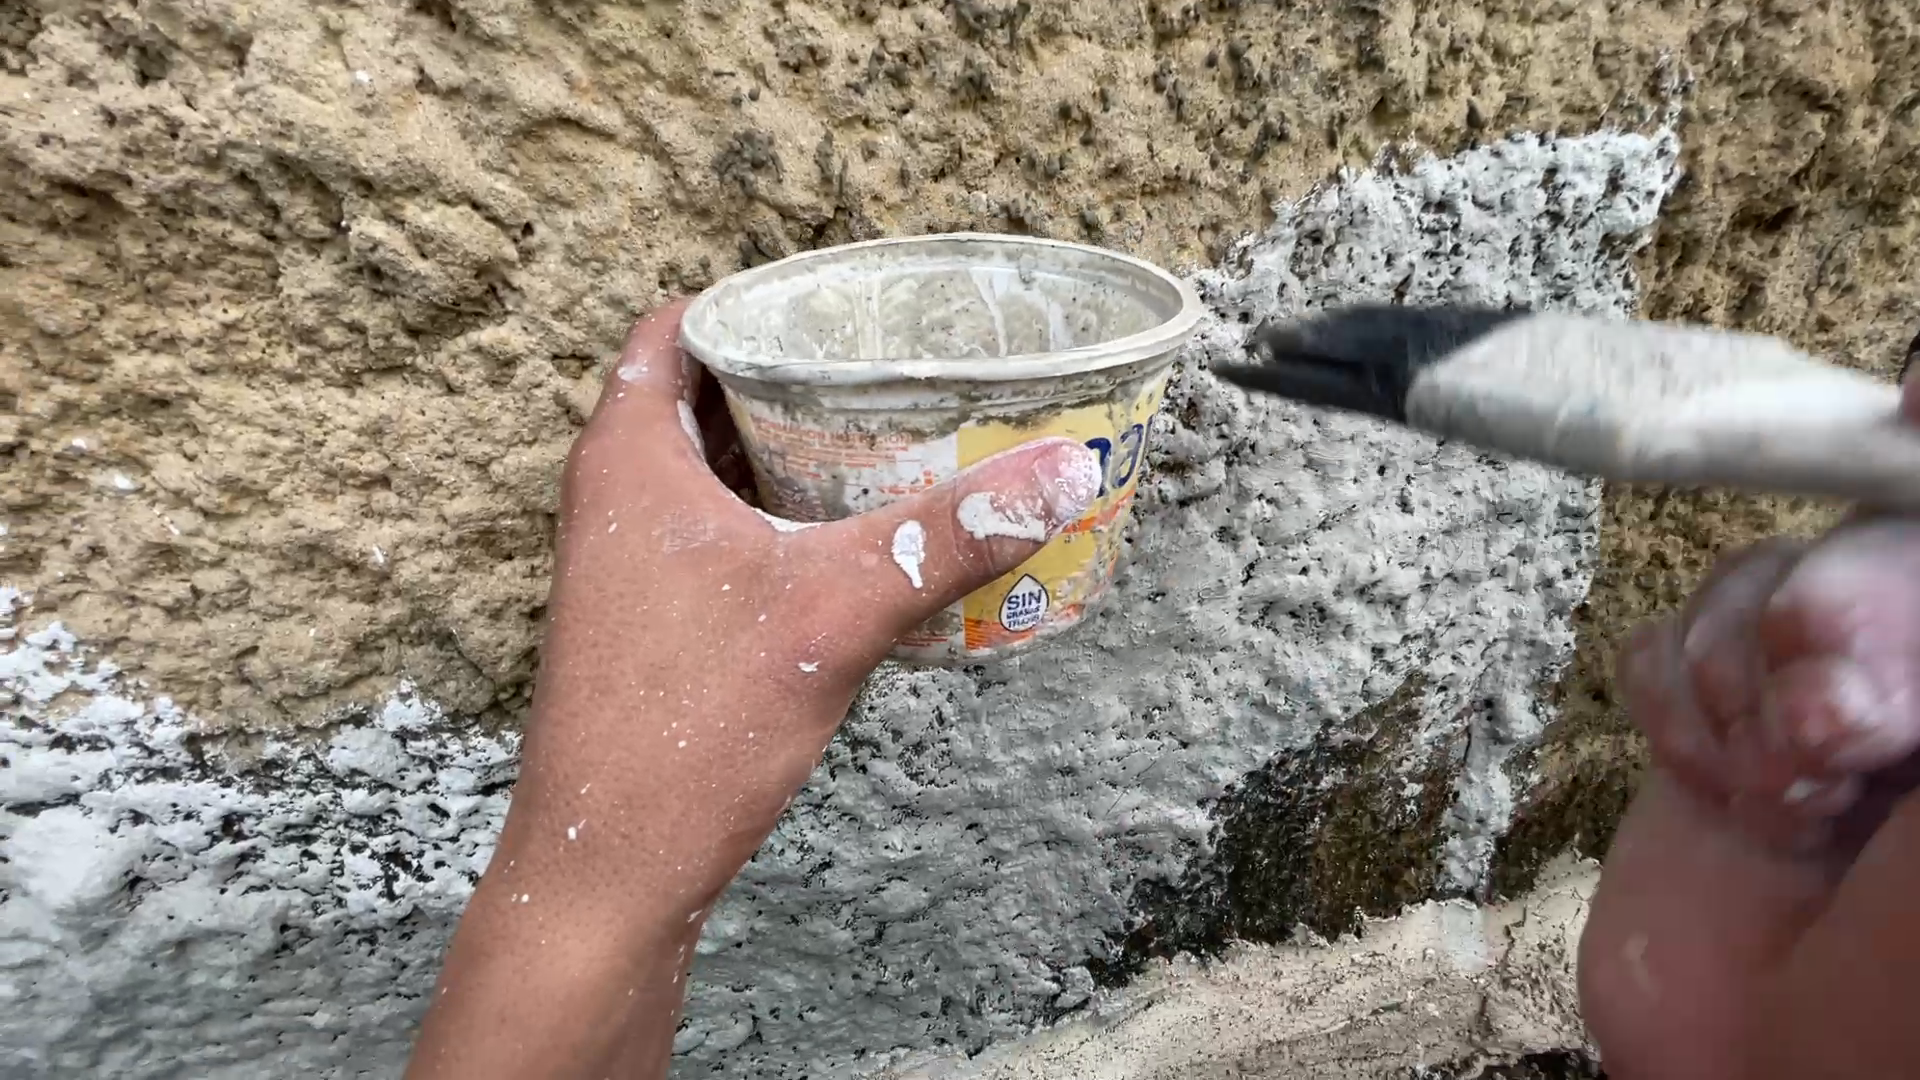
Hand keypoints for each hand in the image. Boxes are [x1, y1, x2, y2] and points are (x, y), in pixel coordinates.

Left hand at [405, 300, 1102, 1079]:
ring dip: (791, 445)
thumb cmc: (693, 727)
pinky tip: (853, 530)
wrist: (612, 870)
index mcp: (631, 458)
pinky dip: (785, 509)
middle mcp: (621, 496)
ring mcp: (637, 558)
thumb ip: (950, 537)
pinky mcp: (663, 610)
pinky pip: (727, 525)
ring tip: (883, 431)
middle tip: (882, 364)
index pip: (677, 327)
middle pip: (707, 391)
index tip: (835, 303)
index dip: (754, 302)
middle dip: (790, 371)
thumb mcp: (837, 611)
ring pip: (720, 465)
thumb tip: (1061, 470)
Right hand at [1579, 379, 1919, 1079]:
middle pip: (1852, 532)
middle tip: (1839, 739)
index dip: (1899, 452)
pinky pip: (1659, 644)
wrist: (1790, 1069)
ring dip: (1735, 686)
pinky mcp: (1709, 712)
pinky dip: (1674, 706)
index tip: (1890, 429)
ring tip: (1785, 798)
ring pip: (1740, 583)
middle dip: (1820, 626)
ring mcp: (1816, 685)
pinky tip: (1726, 789)